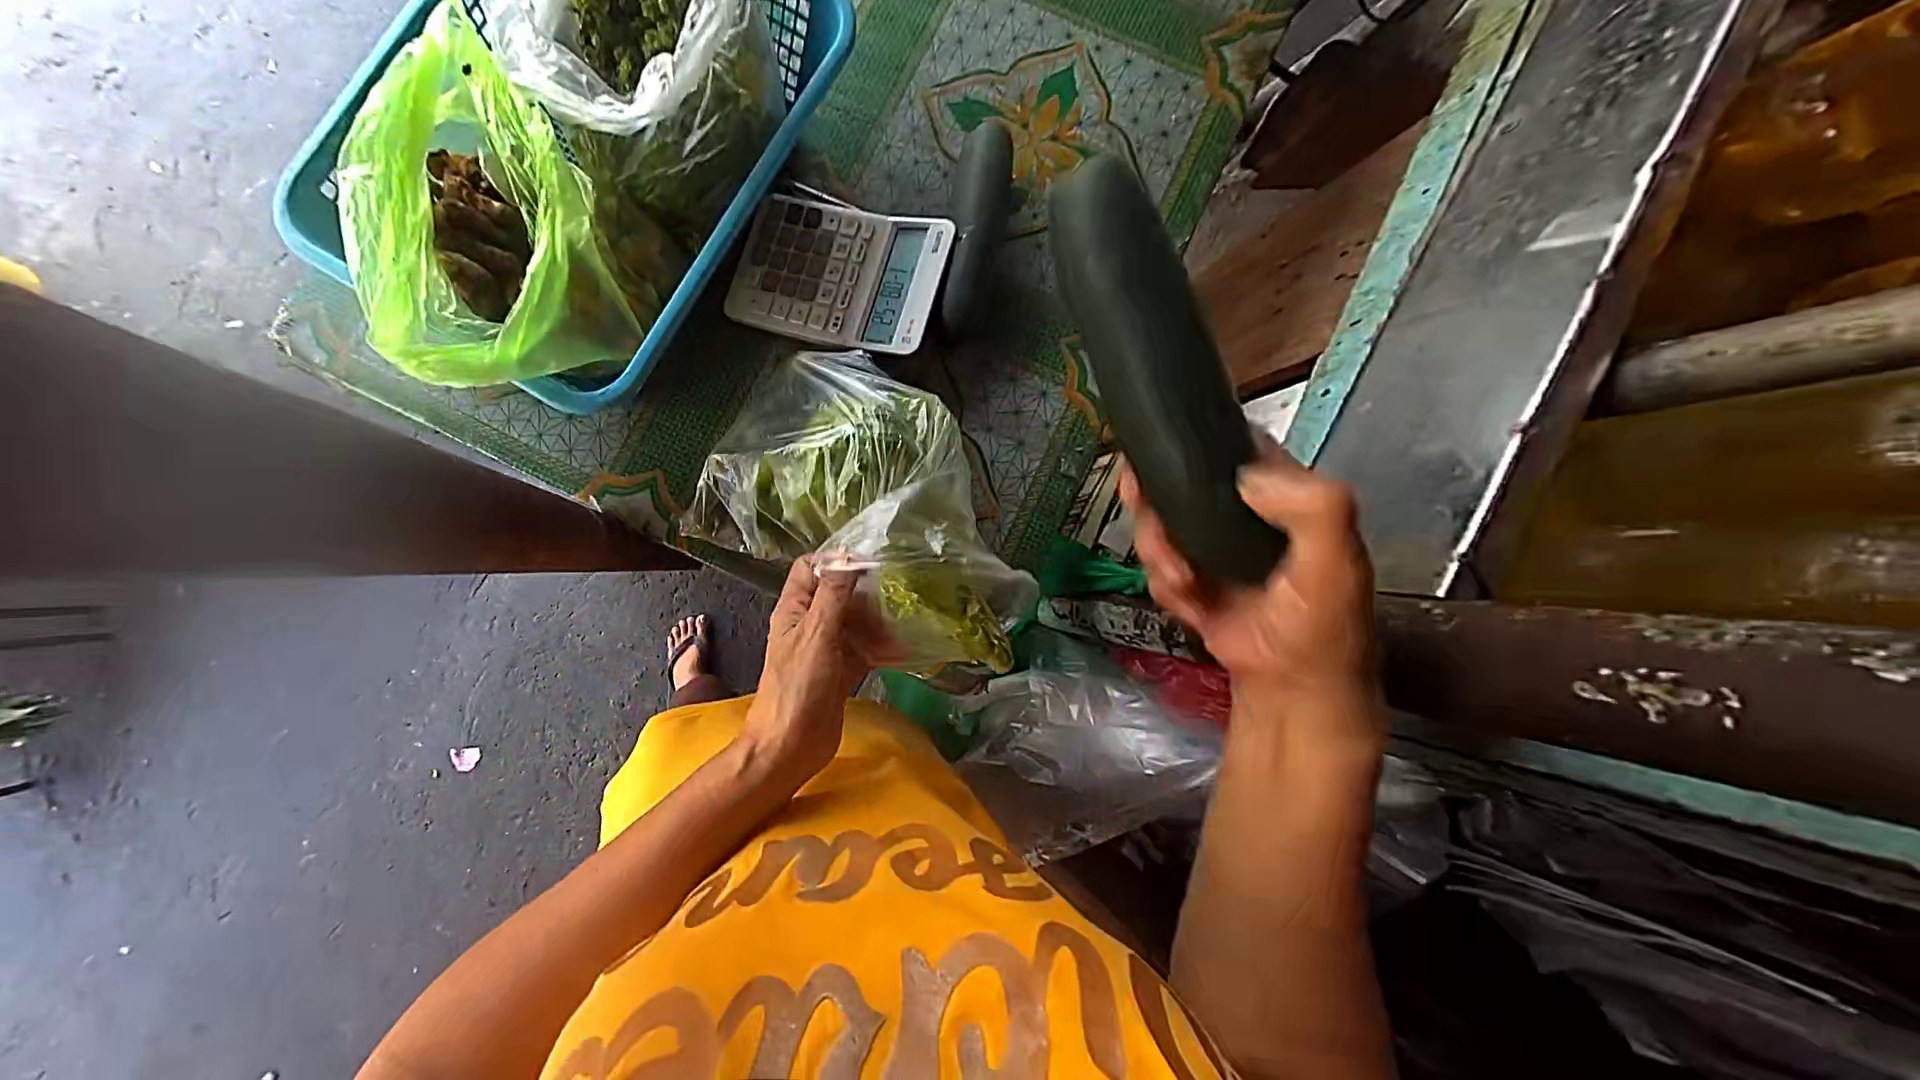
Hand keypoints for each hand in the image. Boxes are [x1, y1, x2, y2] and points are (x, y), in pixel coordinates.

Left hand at [743, 556, 901, 784]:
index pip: (810, 568)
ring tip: (899, 631)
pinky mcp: (841, 669)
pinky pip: (864, 648)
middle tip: (893, 599)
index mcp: (794, 609)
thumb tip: (848, 557)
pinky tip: (900, 651)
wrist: (791, 746)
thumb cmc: (798, 687)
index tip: (869, 565)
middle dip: (866, 595)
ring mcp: (826, 647)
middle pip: (839, 593)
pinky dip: (881, 647)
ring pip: (855, 621)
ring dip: (878, 623)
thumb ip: (833, 595)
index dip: (836, 561)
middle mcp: (809, 623)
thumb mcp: (816, 634)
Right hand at [1120, 445, 1382, 759]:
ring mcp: (1210, 547)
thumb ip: (1314, 506)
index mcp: (1282, 494)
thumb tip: (1249, 480)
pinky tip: (1188, 601)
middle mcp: (1241, 514)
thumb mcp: (1337, 561)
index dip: (1197, 448)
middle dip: (1157, 508)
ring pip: (1158, 527)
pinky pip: (1156, 566)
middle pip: (1178, 486)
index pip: (1233, 449)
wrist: (1293, 687)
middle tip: (1160, 536)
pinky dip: (1164, 585)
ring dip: (1160, 556)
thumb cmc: (1324, 626)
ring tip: (1184, 583)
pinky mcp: (1189, 578)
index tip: (1166, 462)